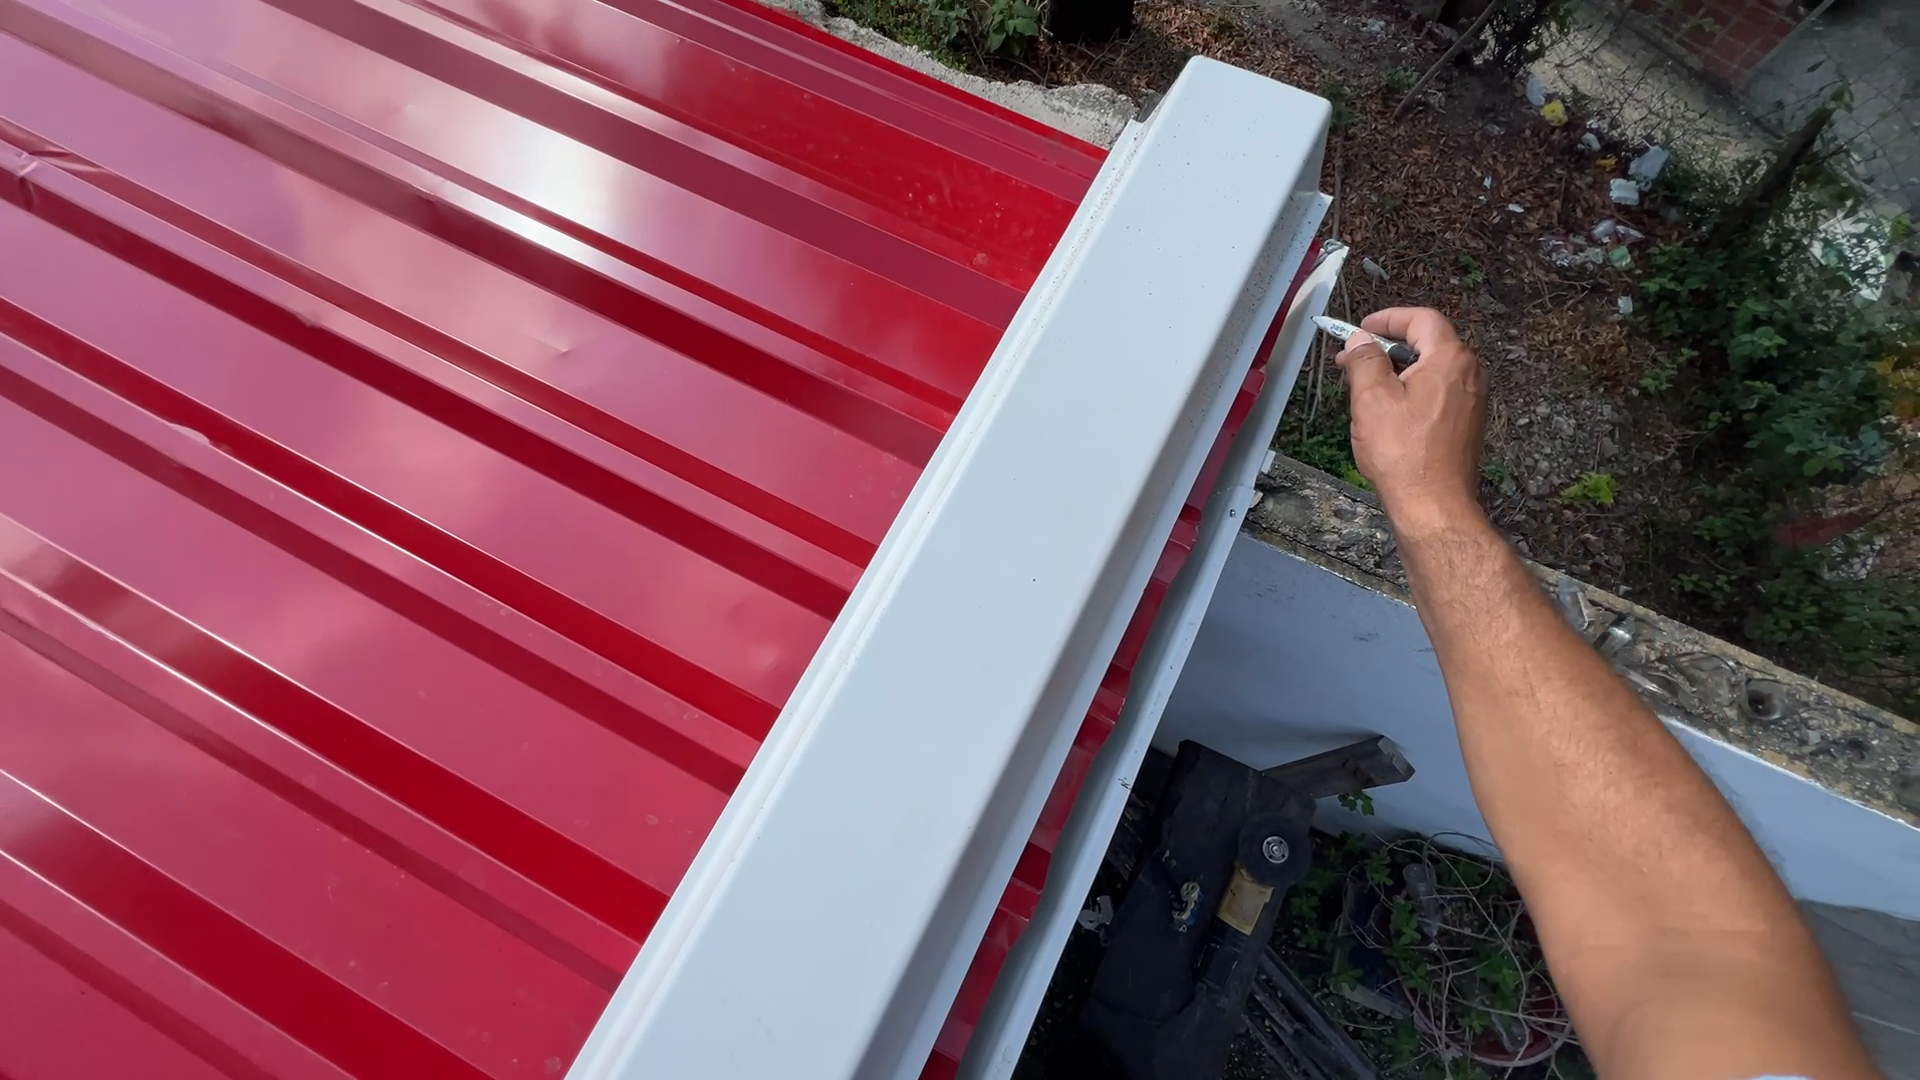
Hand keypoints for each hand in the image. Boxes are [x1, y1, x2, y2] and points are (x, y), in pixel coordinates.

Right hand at [1336, 307, 1487, 535]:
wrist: (1432, 501)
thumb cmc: (1401, 450)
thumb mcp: (1371, 399)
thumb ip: (1364, 361)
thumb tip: (1359, 341)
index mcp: (1450, 359)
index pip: (1422, 320)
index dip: (1388, 318)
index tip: (1360, 328)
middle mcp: (1469, 373)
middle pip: (1427, 343)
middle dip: (1386, 346)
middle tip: (1351, 359)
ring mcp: (1471, 398)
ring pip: (1430, 369)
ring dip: (1396, 370)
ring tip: (1362, 386)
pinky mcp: (1465, 421)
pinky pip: (1436, 391)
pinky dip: (1410, 389)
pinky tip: (1385, 409)